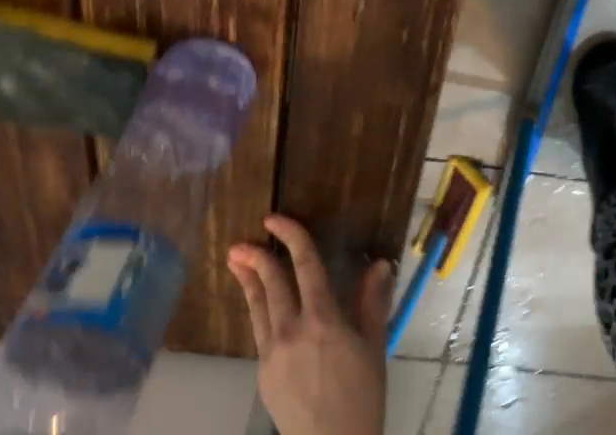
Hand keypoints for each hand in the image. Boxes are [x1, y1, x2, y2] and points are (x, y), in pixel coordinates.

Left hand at [228, 216, 393, 434]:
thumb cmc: (363, 396)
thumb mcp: (375, 347)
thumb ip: (372, 302)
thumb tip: (379, 265)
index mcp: (324, 320)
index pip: (304, 266)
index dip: (290, 237)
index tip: (275, 219)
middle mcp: (292, 330)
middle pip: (271, 283)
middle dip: (257, 257)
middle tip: (244, 240)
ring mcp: (272, 353)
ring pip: (257, 306)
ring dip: (247, 280)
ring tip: (236, 260)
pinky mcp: (262, 373)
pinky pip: (259, 332)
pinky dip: (257, 309)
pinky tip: (258, 303)